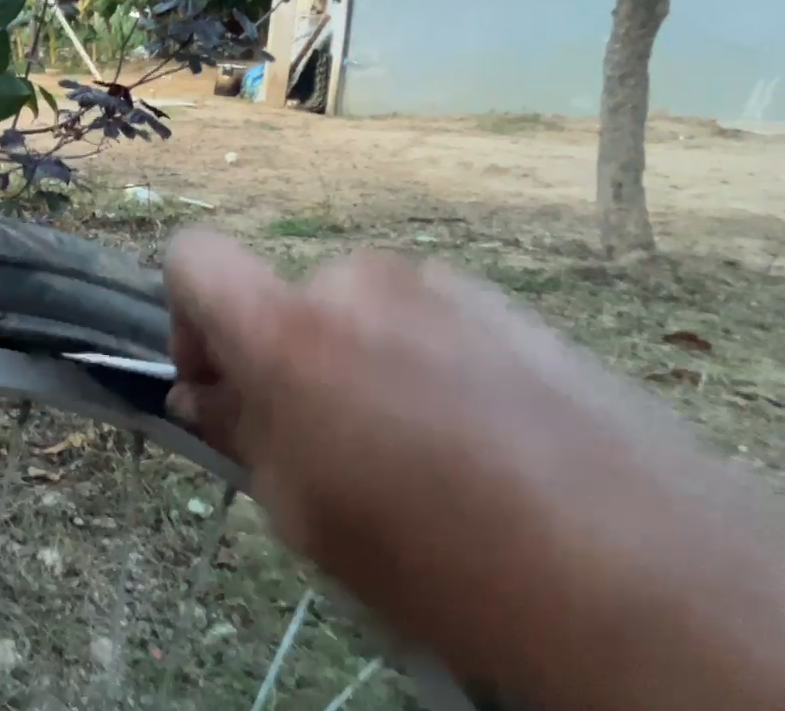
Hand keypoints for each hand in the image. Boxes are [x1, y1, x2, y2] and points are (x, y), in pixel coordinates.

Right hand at [162, 229, 784, 710]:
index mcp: (289, 328)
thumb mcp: (301, 510)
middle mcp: (361, 284)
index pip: (192, 257)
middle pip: (281, 296)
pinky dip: (418, 362)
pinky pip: (429, 321)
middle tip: (316, 438)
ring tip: (404, 449)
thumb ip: (234, 432)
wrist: (661, 589)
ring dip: (351, 360)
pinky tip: (469, 442)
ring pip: (357, 310)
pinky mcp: (518, 312)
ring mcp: (448, 290)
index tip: (220, 382)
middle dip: (280, 356)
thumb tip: (199, 395)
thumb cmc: (441, 558)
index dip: (185, 314)